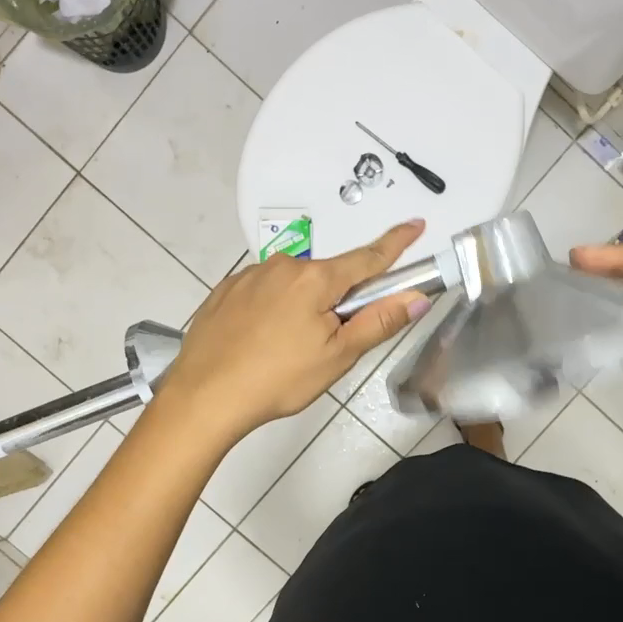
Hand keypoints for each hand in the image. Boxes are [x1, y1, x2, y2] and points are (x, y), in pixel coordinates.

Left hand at [157, 220, 429, 442]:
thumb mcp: (337, 357)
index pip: (368, 257)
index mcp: (316, 279)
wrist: (205, 396)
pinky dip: (271, 312)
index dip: (396, 243)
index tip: (415, 225)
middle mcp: (283, 265)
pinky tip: (260, 344)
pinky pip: (262, 294)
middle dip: (337, 301)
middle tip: (327, 344)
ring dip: (301, 308)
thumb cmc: (278, 379)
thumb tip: (417, 297)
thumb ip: (378, 323)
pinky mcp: (225, 291)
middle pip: (328, 277)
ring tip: (286, 352)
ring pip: (293, 287)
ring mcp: (250, 276)